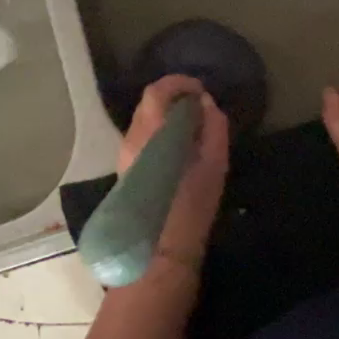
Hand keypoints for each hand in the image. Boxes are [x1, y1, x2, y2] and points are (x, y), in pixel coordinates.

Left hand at [119, 75, 229, 263]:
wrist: (158, 254)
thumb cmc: (189, 208)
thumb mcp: (213, 165)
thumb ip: (213, 128)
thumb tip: (207, 105)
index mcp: (150, 133)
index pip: (157, 91)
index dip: (180, 83)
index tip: (201, 91)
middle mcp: (131, 139)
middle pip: (149, 105)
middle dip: (174, 99)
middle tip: (200, 108)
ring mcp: (124, 156)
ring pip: (144, 122)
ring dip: (167, 117)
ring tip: (193, 129)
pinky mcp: (125, 171)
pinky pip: (142, 140)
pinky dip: (160, 134)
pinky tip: (179, 150)